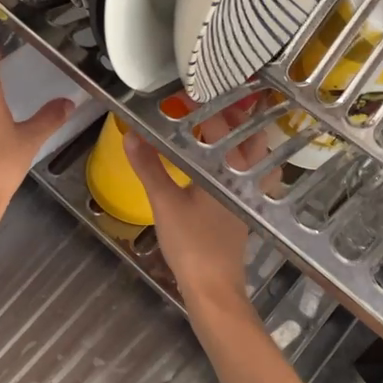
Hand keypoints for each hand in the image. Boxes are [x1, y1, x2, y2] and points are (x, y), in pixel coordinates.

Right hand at [121, 99, 266, 313]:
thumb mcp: (164, 201)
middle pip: (248, 140)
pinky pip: (244, 176)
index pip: (222, 127)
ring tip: (216, 129)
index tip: (191, 94)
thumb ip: (149, 166)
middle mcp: (245, 179)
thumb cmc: (192, 243)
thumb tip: (132, 135)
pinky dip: (234, 162)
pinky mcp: (242, 212)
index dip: (208, 107)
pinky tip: (216, 167)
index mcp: (228, 170)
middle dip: (233, 120)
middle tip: (210, 105)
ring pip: (250, 159)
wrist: (213, 288)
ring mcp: (247, 198)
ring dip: (237, 141)